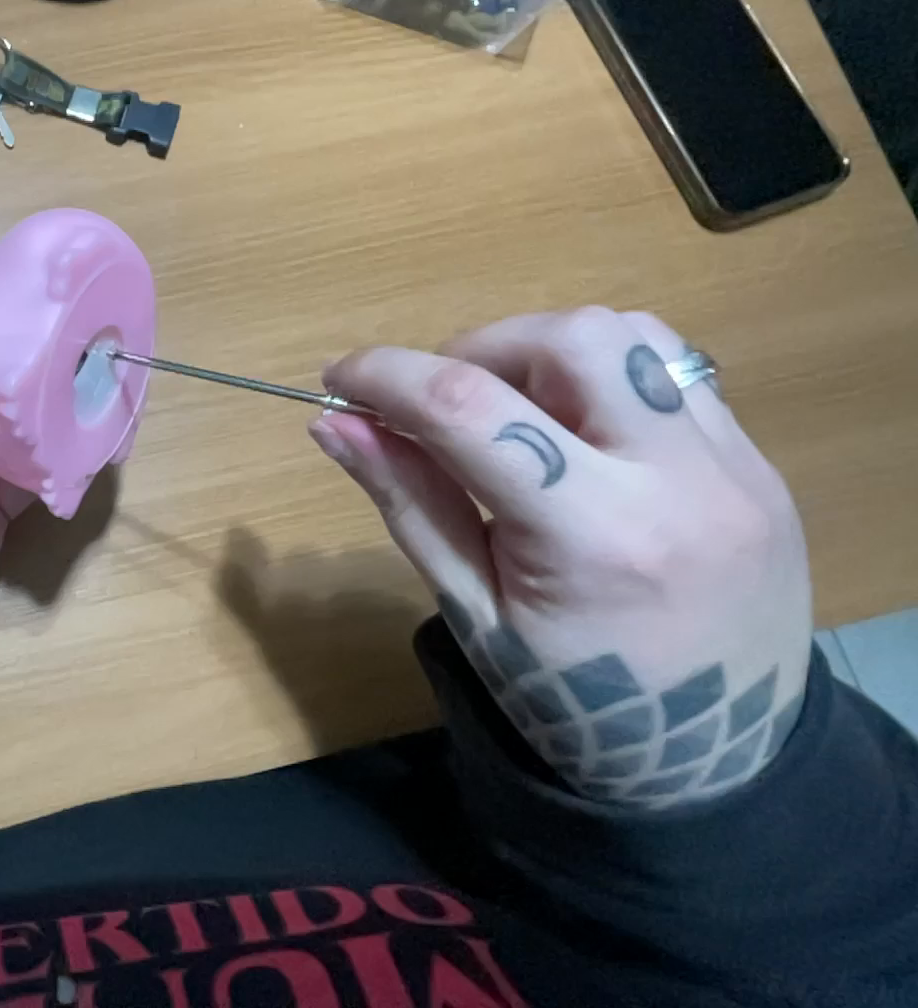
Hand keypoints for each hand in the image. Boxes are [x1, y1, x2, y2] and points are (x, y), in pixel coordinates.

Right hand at [312, 307, 811, 805]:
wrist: (714, 754)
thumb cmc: (564, 695)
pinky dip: (590, 374)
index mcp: (592, 537)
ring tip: (500, 414)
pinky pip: (667, 368)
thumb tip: (332, 423)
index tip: (337, 376)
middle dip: (473, 350)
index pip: (472, 411)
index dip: (389, 376)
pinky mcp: (756, 460)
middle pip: (569, 339)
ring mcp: (735, 464)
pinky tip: (561, 428)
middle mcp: (680, 480)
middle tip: (434, 408)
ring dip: (535, 353)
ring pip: (628, 333)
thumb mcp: (467, 606)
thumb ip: (406, 501)